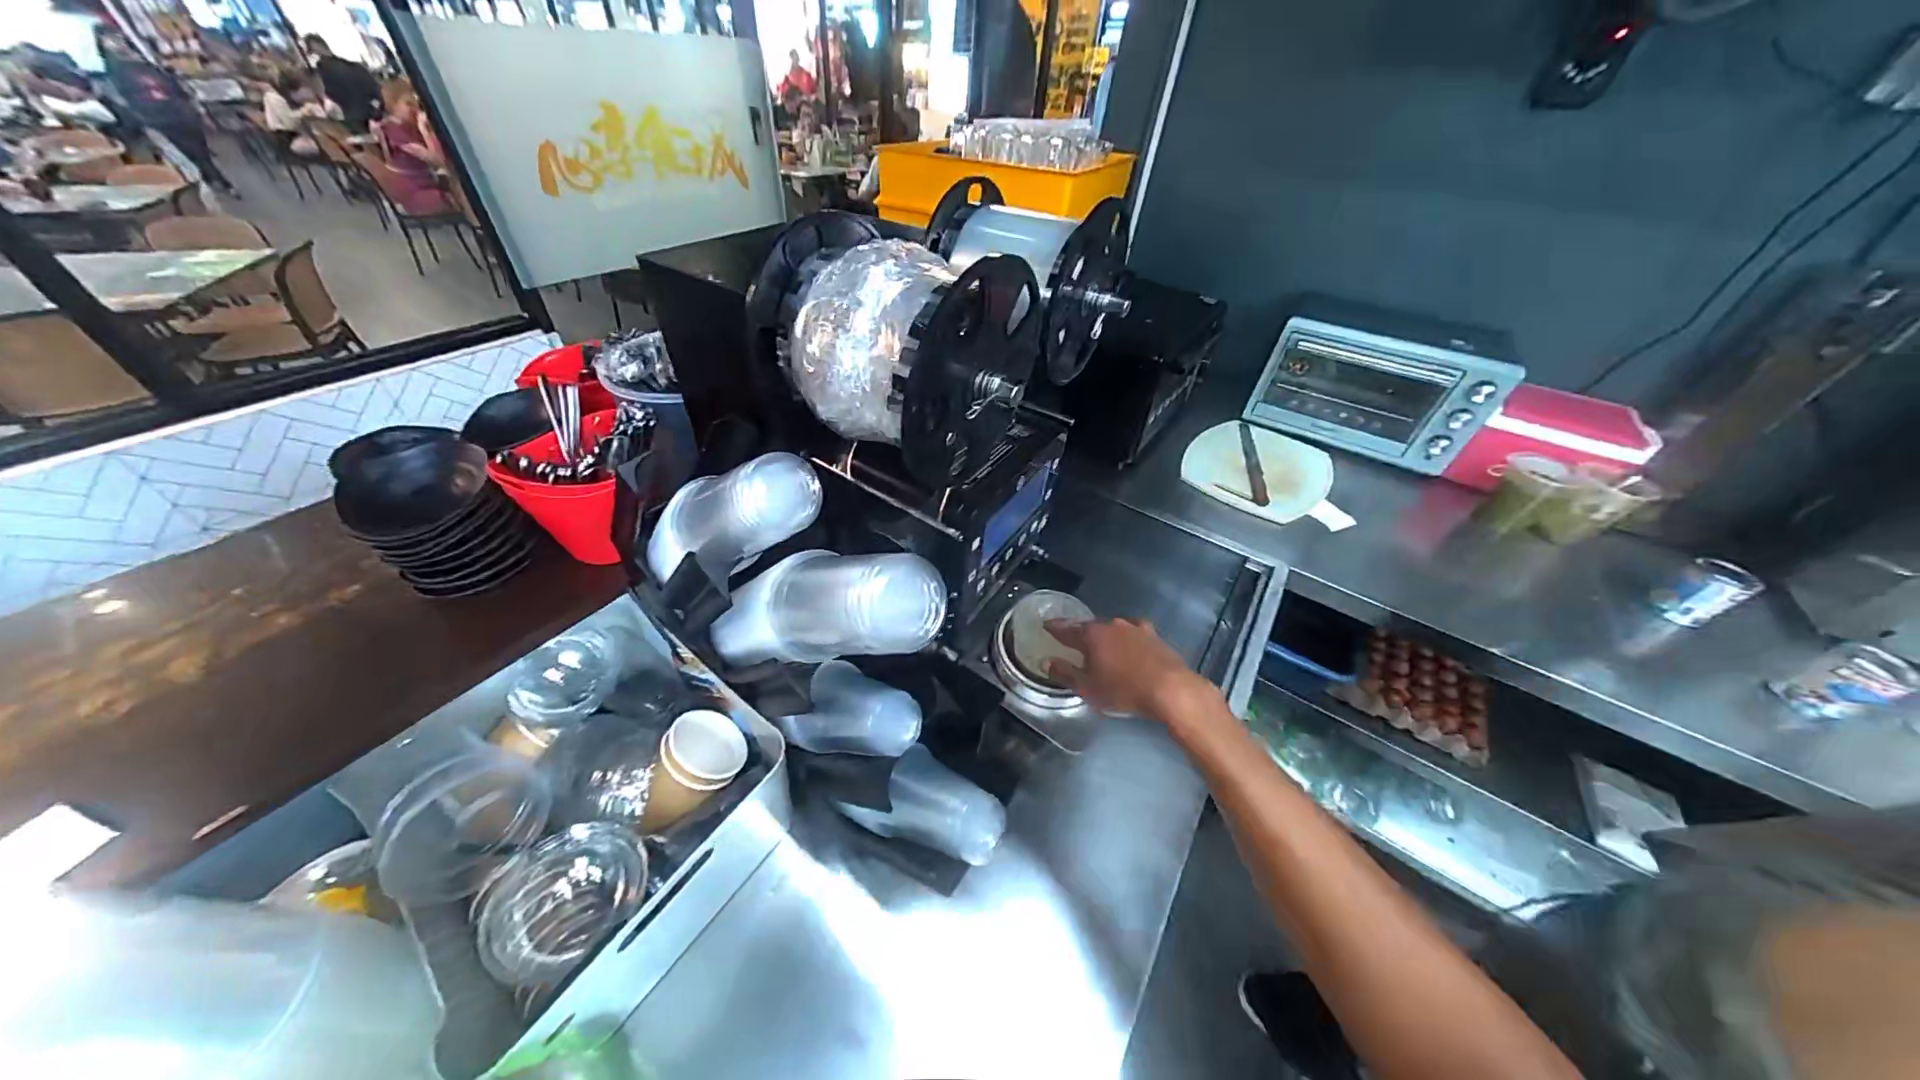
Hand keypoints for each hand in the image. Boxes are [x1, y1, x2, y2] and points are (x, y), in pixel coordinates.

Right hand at [1044, 617, 1212, 717]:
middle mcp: (1113, 625)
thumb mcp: (1088, 688)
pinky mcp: (1155, 637)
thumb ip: (1065, 673)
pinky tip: (1128, 647)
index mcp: (1092, 634)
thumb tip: (1048, 662)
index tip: (1046, 625)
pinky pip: (1133, 635)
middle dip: (1081, 633)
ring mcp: (1136, 629)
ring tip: (1101, 646)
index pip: (1066, 628)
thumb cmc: (1123, 690)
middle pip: (1090, 626)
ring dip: (1105, 636)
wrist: (1171, 690)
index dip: (1054, 628)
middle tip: (1072, 640)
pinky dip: (1126, 640)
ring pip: (1113, 629)